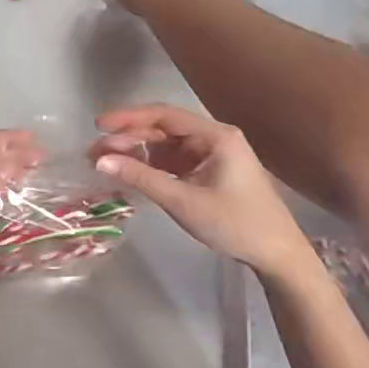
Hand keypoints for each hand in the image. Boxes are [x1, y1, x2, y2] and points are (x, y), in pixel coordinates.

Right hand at [91, 104, 315, 275]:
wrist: (275, 251)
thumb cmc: (234, 223)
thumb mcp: (182, 200)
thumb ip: (141, 178)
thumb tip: (100, 161)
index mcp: (215, 136)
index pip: (164, 116)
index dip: (128, 118)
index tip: (98, 125)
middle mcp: (212, 139)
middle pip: (162, 129)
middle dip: (126, 137)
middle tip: (93, 151)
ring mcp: (209, 156)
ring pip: (164, 146)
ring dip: (134, 152)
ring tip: (102, 162)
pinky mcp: (206, 172)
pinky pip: (171, 162)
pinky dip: (148, 166)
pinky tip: (126, 172)